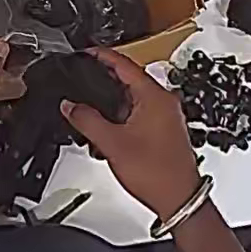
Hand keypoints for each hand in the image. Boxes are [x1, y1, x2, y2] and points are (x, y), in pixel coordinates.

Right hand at [62, 48, 203, 219]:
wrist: (179, 199)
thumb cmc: (157, 173)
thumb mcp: (113, 144)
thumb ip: (88, 120)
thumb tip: (70, 106)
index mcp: (154, 96)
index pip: (125, 65)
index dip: (104, 56)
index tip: (89, 51)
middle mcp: (164, 101)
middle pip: (130, 79)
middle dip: (106, 78)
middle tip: (86, 75)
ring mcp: (167, 115)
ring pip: (135, 96)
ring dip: (114, 99)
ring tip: (92, 105)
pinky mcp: (166, 128)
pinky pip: (141, 110)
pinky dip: (124, 112)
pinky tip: (109, 126)